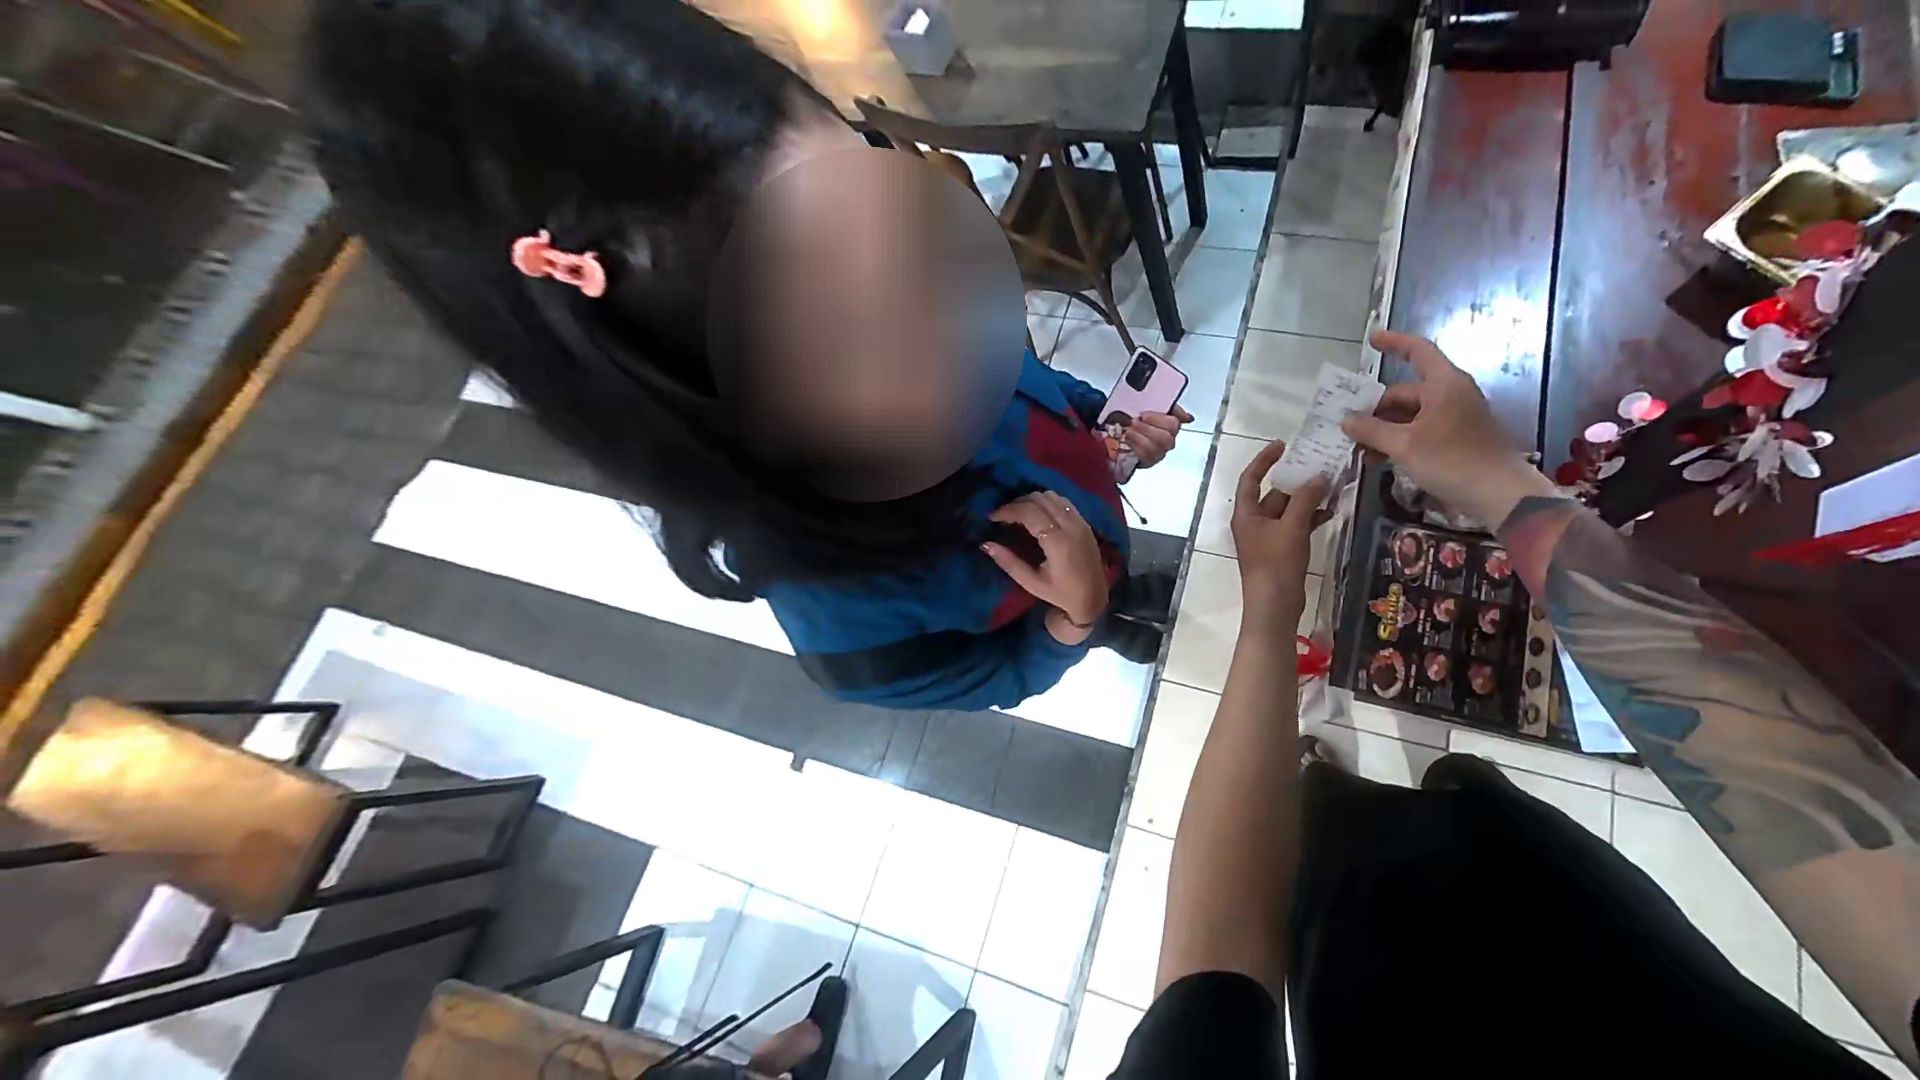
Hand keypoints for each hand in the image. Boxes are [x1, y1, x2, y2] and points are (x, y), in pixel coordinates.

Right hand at [982, 491, 1109, 639]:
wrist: (1093, 598)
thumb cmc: (1060, 594)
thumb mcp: (1031, 582)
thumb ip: (1008, 562)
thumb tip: (986, 544)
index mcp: (1057, 542)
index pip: (1029, 512)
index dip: (1008, 510)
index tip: (993, 517)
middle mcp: (1071, 526)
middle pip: (1039, 499)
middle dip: (1016, 503)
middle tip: (1003, 515)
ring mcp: (1080, 522)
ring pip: (1051, 496)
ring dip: (1031, 500)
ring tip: (1018, 513)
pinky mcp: (1085, 522)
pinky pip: (1063, 501)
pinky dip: (1046, 501)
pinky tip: (1037, 512)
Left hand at [1124, 405, 1193, 468]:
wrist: (1120, 432)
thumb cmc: (1138, 418)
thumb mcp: (1151, 405)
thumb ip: (1170, 407)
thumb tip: (1188, 418)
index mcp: (1172, 425)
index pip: (1174, 424)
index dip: (1158, 419)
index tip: (1143, 415)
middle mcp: (1168, 441)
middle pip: (1165, 438)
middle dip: (1147, 429)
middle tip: (1134, 422)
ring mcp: (1159, 453)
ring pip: (1155, 449)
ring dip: (1139, 437)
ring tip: (1128, 430)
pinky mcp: (1148, 462)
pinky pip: (1145, 457)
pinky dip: (1135, 447)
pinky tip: (1128, 439)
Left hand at [1232, 440, 1328, 628]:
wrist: (1274, 604)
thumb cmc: (1276, 563)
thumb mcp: (1291, 527)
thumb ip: (1305, 500)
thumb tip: (1318, 478)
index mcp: (1245, 514)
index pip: (1250, 479)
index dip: (1263, 460)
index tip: (1282, 445)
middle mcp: (1253, 522)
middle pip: (1273, 494)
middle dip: (1296, 481)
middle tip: (1320, 465)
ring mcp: (1267, 536)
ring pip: (1287, 510)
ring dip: (1307, 499)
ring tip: (1333, 485)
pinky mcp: (1281, 549)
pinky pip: (1295, 525)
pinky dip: (1310, 517)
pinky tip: (1330, 510)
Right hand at [1341, 330, 1555, 528]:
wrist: (1499, 494)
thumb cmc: (1451, 460)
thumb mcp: (1403, 445)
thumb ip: (1371, 429)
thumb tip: (1346, 419)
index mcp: (1444, 385)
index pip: (1418, 352)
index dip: (1394, 343)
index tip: (1371, 338)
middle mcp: (1451, 394)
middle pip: (1404, 392)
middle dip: (1374, 409)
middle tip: (1346, 427)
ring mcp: (1455, 416)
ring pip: (1409, 414)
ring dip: (1382, 428)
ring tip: (1359, 448)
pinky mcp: (1456, 437)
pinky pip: (1419, 429)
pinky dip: (1398, 438)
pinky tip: (1379, 457)